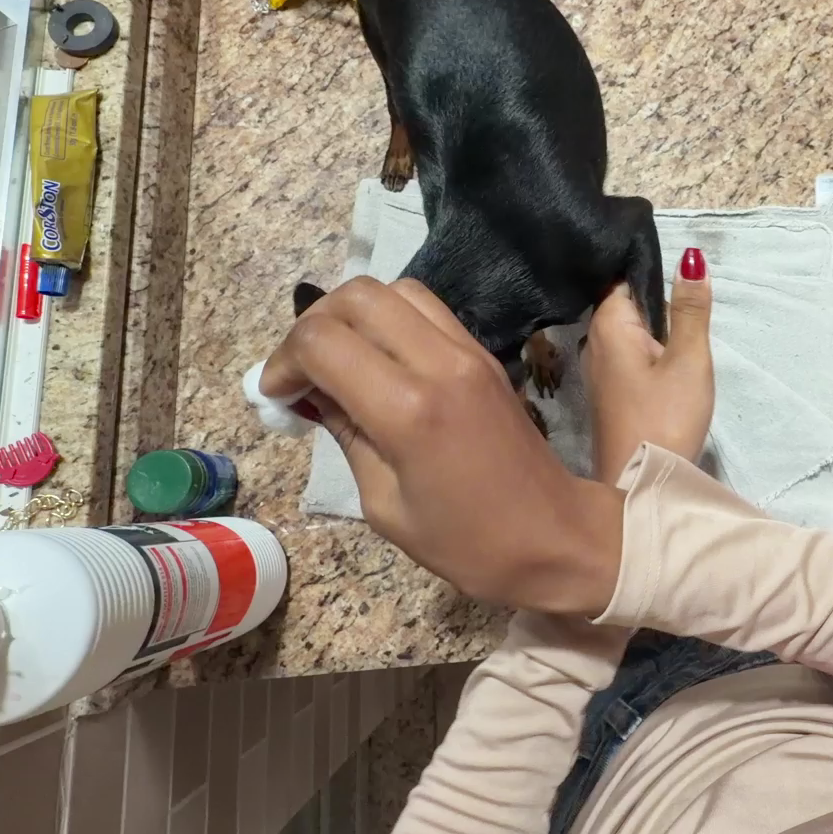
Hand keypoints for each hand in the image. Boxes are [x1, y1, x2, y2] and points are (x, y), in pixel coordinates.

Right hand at [260, 277, 622, 615]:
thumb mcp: (384, 504)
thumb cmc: (468, 542)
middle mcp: (442, 363)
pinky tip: (382, 363)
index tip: (277, 395)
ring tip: (341, 362)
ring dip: (356, 316)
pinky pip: (430, 311)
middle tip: (303, 372)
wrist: (555, 534)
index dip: (283, 360)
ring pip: (398, 291)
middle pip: (359, 295)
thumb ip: (346, 434)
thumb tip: (311, 393)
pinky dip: (393, 322)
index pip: (323, 339)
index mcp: (410, 409)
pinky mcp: (487, 355)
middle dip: (314, 324)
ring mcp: (471, 352)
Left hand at [583, 247, 713, 482]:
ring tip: (682, 333)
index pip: (623, 276)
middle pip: (627, 303)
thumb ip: (690, 308)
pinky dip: (649, 352)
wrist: (641, 483)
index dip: (651, 269)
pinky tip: (667, 362)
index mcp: (608, 325)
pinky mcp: (609, 391)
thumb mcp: (688, 358)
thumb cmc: (666, 417)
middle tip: (689, 309)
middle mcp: (594, 341)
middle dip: (657, 301)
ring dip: (656, 330)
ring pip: (631, 332)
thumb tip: (691, 256)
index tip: (680, 271)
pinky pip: (629, 355)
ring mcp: (599, 369)